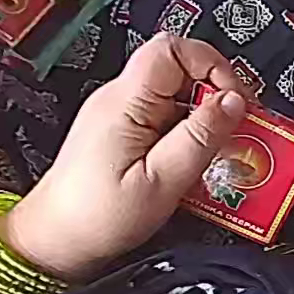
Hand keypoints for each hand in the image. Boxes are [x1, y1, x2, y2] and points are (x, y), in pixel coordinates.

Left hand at [0, 32, 252, 282]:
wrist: (55, 244)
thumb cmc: (99, 217)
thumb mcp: (162, 181)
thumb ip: (201, 137)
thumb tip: (235, 101)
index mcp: (127, 101)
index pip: (174, 49)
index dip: (213, 67)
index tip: (235, 103)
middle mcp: (122, 99)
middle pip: (182, 70)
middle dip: (218, 97)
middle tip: (237, 130)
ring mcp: (123, 114)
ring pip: (180, 96)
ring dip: (208, 120)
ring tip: (221, 152)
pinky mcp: (127, 132)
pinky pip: (170, 118)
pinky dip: (193, 135)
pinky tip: (199, 162)